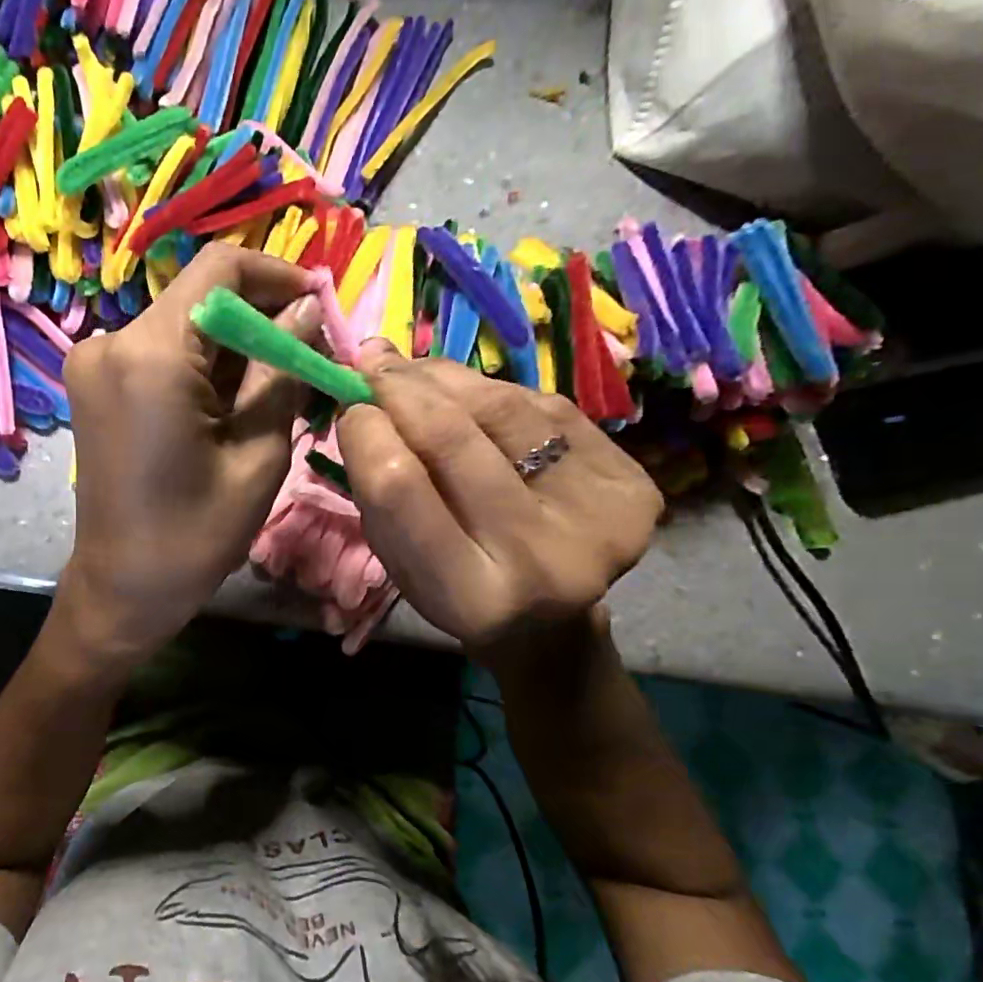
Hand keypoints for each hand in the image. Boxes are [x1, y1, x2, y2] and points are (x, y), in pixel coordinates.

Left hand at [57, 244, 321, 662]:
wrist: (123, 587)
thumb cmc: (194, 535)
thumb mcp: (258, 454)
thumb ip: (281, 369)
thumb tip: (308, 308)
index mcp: (150, 355)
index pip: (220, 268)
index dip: (277, 276)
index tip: (318, 306)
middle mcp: (111, 342)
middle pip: (201, 295)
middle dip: (260, 317)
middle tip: (308, 357)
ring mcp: (96, 361)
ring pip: (184, 324)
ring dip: (234, 346)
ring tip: (277, 387)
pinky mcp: (96, 383)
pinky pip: (162, 351)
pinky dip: (202, 365)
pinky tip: (232, 402)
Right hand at [336, 339, 662, 667]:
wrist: (549, 620)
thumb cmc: (454, 591)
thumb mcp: (400, 560)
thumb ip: (378, 489)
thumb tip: (362, 399)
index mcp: (471, 597)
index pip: (401, 489)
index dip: (368, 434)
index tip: (349, 405)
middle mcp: (543, 560)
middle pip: (455, 441)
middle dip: (402, 390)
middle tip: (371, 362)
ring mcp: (599, 518)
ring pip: (505, 412)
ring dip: (445, 377)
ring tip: (410, 368)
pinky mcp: (633, 485)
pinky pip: (546, 408)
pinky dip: (494, 390)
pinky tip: (464, 390)